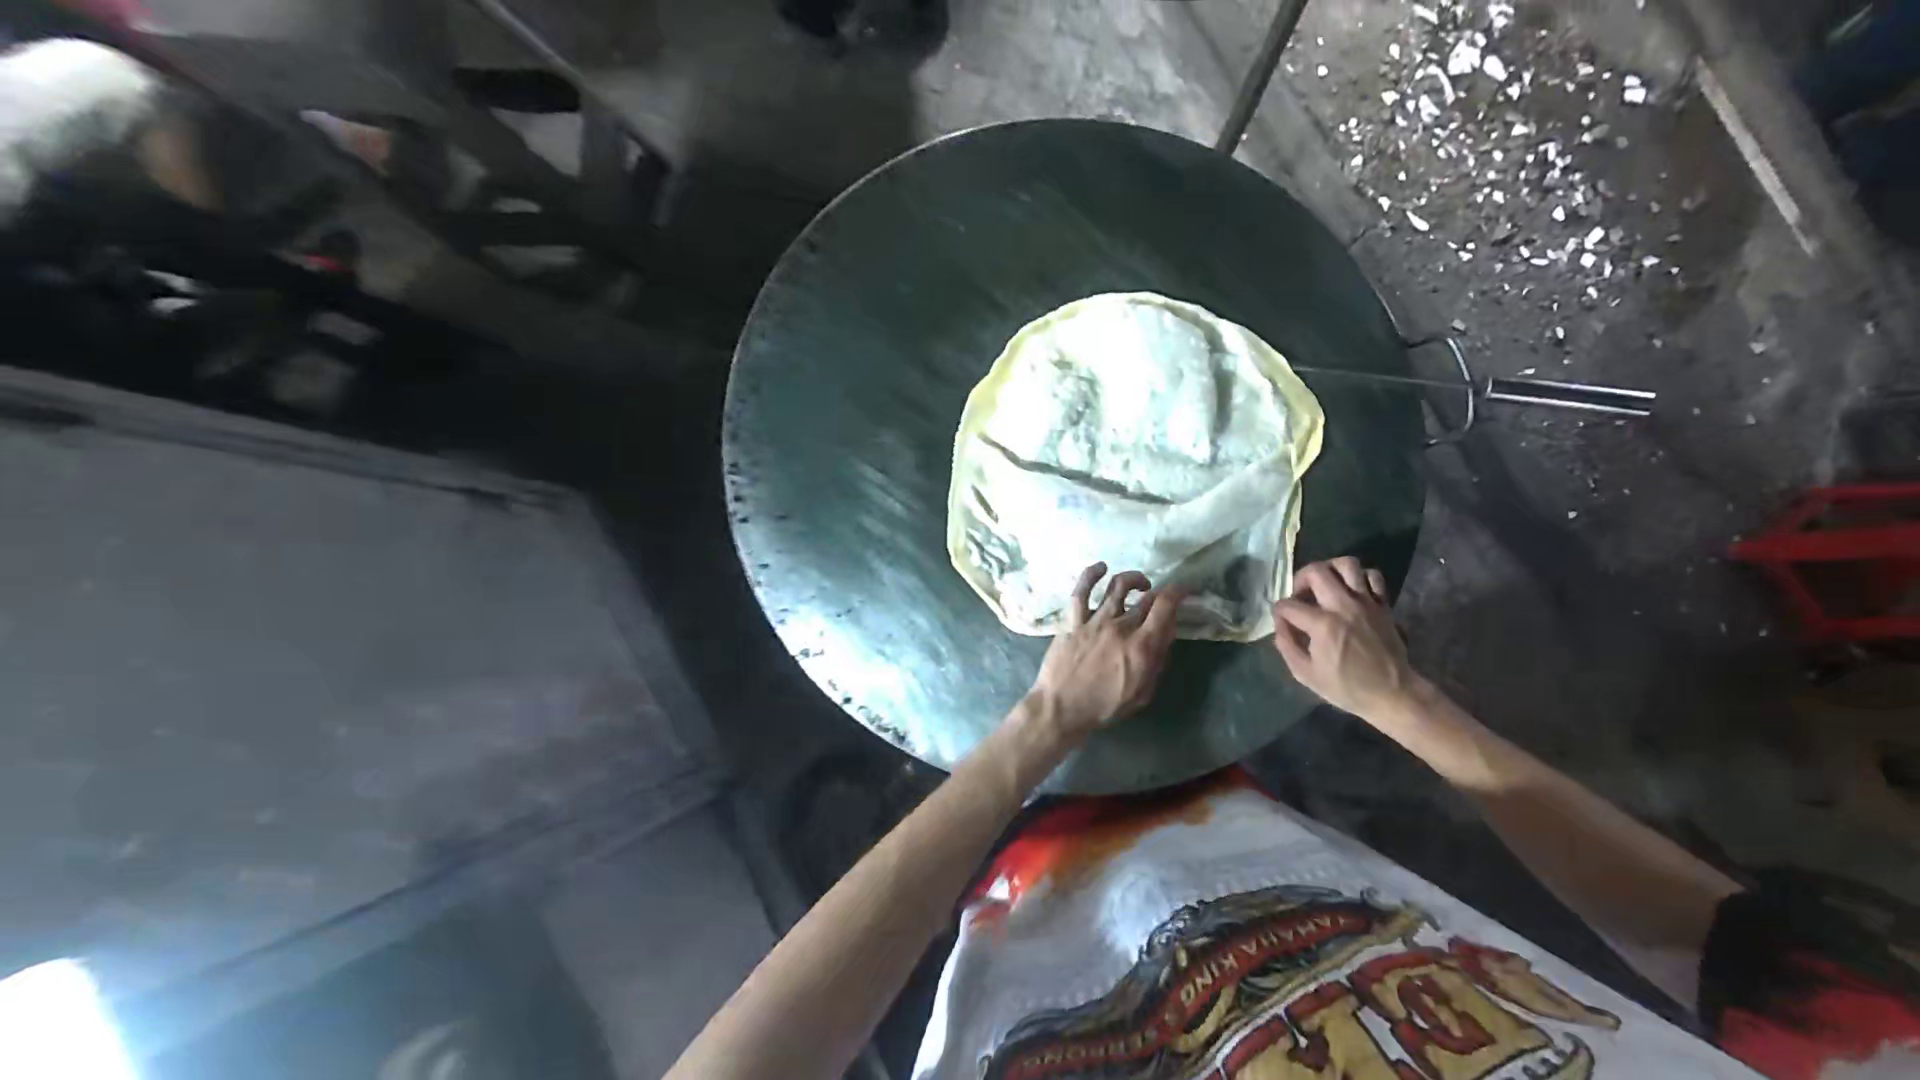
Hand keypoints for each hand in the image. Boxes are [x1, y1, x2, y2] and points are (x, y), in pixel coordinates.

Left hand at [1025, 562, 1184, 743]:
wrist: (1062, 707)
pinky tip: (1102, 568)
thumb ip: (1157, 661)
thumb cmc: (1104, 707)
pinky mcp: (1073, 620)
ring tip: (1140, 584)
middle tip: (1162, 598)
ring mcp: (1094, 620)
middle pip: (1146, 597)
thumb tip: (1166, 634)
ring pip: (1117, 586)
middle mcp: (1120, 626)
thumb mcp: (1142, 692)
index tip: (1185, 589)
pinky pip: (1081, 590)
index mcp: (1141, 646)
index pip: (1166, 606)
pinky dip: (1091, 574)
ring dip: (1134, 579)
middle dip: (1160, 593)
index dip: (1179, 591)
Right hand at [1271, 558, 1424, 722]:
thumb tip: (1280, 623)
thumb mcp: (1305, 674)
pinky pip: (1373, 576)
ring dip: (1330, 570)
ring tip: (1325, 585)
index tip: (1283, 622)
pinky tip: (1351, 591)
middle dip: (1299, 579)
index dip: (1279, 612)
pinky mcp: (1383, 605)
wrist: (1393, 694)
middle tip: (1300, 595)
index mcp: (1322, 625)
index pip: (1288, 605)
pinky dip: (1359, 578)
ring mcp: (1367, 602)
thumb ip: (1286, 644)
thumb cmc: (1346, 687)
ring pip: (1347, 564)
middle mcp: (1344, 606)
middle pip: (1316, 571)